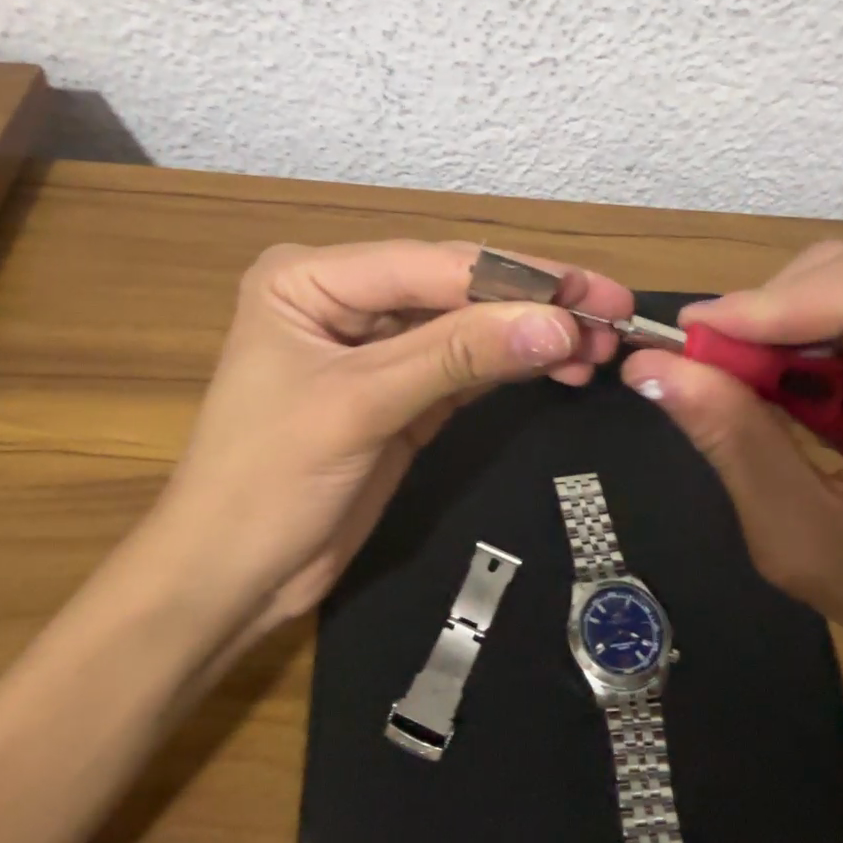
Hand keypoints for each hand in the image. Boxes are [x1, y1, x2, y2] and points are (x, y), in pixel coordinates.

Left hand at [146, 239, 632, 630]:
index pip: (430, 265)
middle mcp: (344, 298)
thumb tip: (559, 325)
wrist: (229, 578)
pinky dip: (511, 368)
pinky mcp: (399, 394)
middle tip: (613, 313)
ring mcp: (374, 347)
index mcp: (311, 277)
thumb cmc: (267, 483)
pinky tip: (560, 367)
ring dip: (530, 336)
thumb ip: (457, 357)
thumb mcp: (360, 408)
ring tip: (601, 348)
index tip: (591, 296)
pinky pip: (464, 368)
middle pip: (454, 288)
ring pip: (467, 327)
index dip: (515, 278)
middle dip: (532, 303)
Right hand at [620, 242, 842, 671]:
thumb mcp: (794, 533)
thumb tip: (649, 365)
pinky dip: (823, 337)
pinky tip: (812, 396)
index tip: (690, 337)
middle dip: (773, 314)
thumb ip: (730, 439)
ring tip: (768, 394)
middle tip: (719, 372)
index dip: (767, 304)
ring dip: (794, 325)